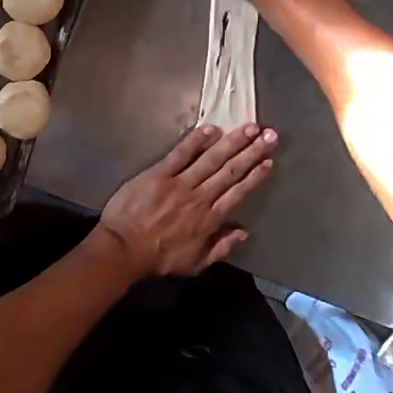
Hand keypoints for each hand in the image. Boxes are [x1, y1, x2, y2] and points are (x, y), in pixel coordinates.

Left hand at [97, 123, 276, 277]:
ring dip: (232, 142)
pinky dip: (196, 141)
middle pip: (230, 171)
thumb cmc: (158, 258)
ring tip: (249, 128)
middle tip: (269, 135)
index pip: (238, 193)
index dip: (255, 176)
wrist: (123, 248)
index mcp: (209, 219)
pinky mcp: (158, 174)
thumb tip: (244, 232)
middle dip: (252, 152)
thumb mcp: (195, 263)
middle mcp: (199, 197)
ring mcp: (179, 183)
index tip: (269, 161)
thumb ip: (221, 248)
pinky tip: (211, 129)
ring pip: (211, 159)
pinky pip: (180, 154)